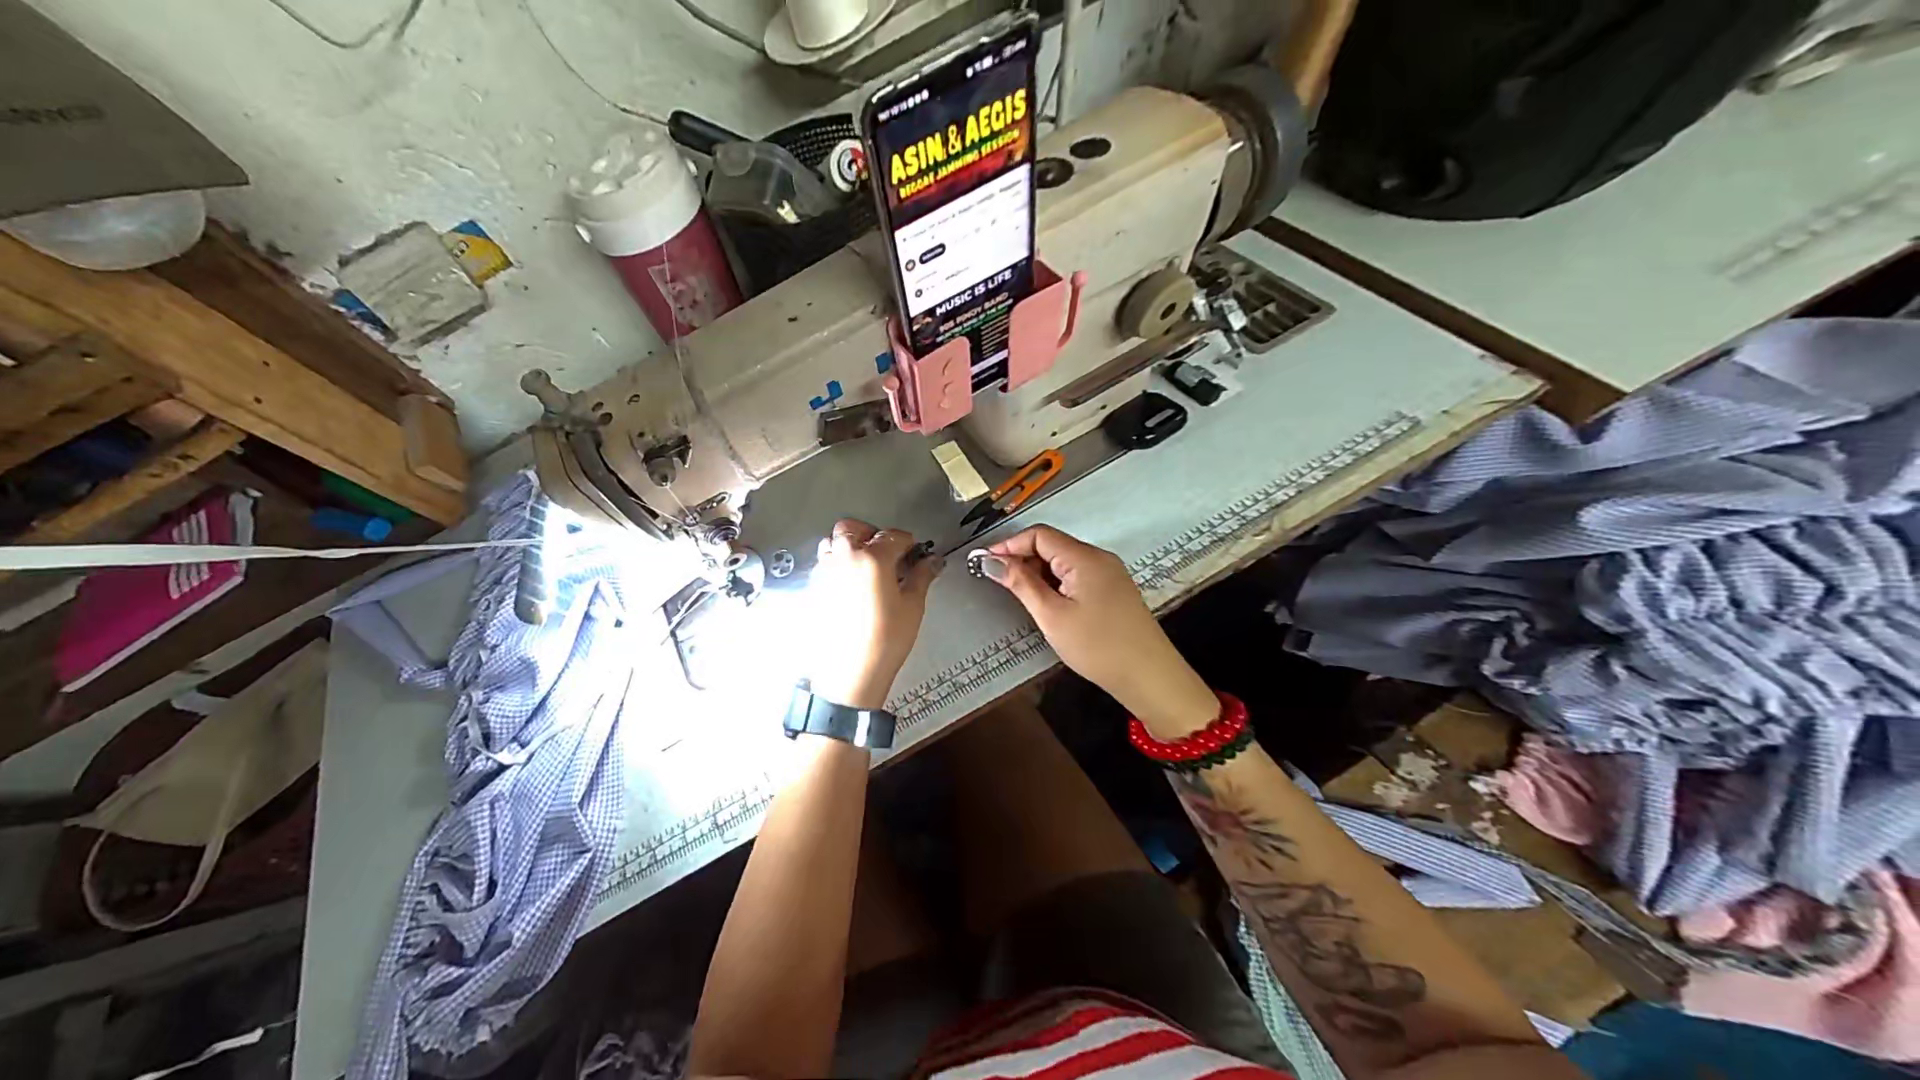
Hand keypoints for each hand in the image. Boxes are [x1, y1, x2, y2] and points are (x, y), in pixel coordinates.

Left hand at [806, 519, 941, 709]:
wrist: (849, 675)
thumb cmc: (880, 644)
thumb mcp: (912, 607)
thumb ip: (921, 577)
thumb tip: (929, 563)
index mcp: (872, 559)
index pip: (893, 535)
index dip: (908, 543)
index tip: (915, 552)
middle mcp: (843, 560)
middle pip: (854, 528)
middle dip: (872, 535)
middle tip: (889, 552)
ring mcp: (824, 573)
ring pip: (833, 542)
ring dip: (850, 547)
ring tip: (868, 565)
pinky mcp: (814, 589)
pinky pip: (824, 564)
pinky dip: (838, 565)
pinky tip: (853, 584)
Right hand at [981, 525, 1217, 737]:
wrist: (1148, 676)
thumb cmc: (1099, 647)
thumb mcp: (1052, 615)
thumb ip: (1021, 583)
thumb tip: (993, 561)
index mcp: (1085, 558)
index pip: (1039, 535)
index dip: (1009, 545)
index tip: (985, 561)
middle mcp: (1099, 558)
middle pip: (1052, 545)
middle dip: (1022, 558)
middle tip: (999, 581)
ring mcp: (1109, 573)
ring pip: (1064, 561)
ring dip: (1039, 572)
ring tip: (1021, 596)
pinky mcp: (1114, 590)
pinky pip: (1078, 575)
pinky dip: (1056, 582)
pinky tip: (1047, 604)